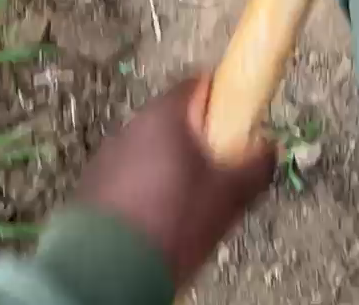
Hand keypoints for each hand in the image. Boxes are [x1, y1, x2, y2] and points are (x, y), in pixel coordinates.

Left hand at [75, 76, 274, 286]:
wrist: (102, 274)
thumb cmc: (173, 220)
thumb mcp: (229, 195)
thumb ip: (257, 164)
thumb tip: (269, 146)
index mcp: (166, 114)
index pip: (202, 84)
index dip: (225, 100)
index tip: (238, 127)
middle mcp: (132, 125)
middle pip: (177, 119)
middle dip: (199, 140)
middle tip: (217, 173)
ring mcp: (106, 156)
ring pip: (152, 149)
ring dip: (170, 167)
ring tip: (186, 204)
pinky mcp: (89, 188)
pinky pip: (129, 176)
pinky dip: (145, 189)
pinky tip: (156, 220)